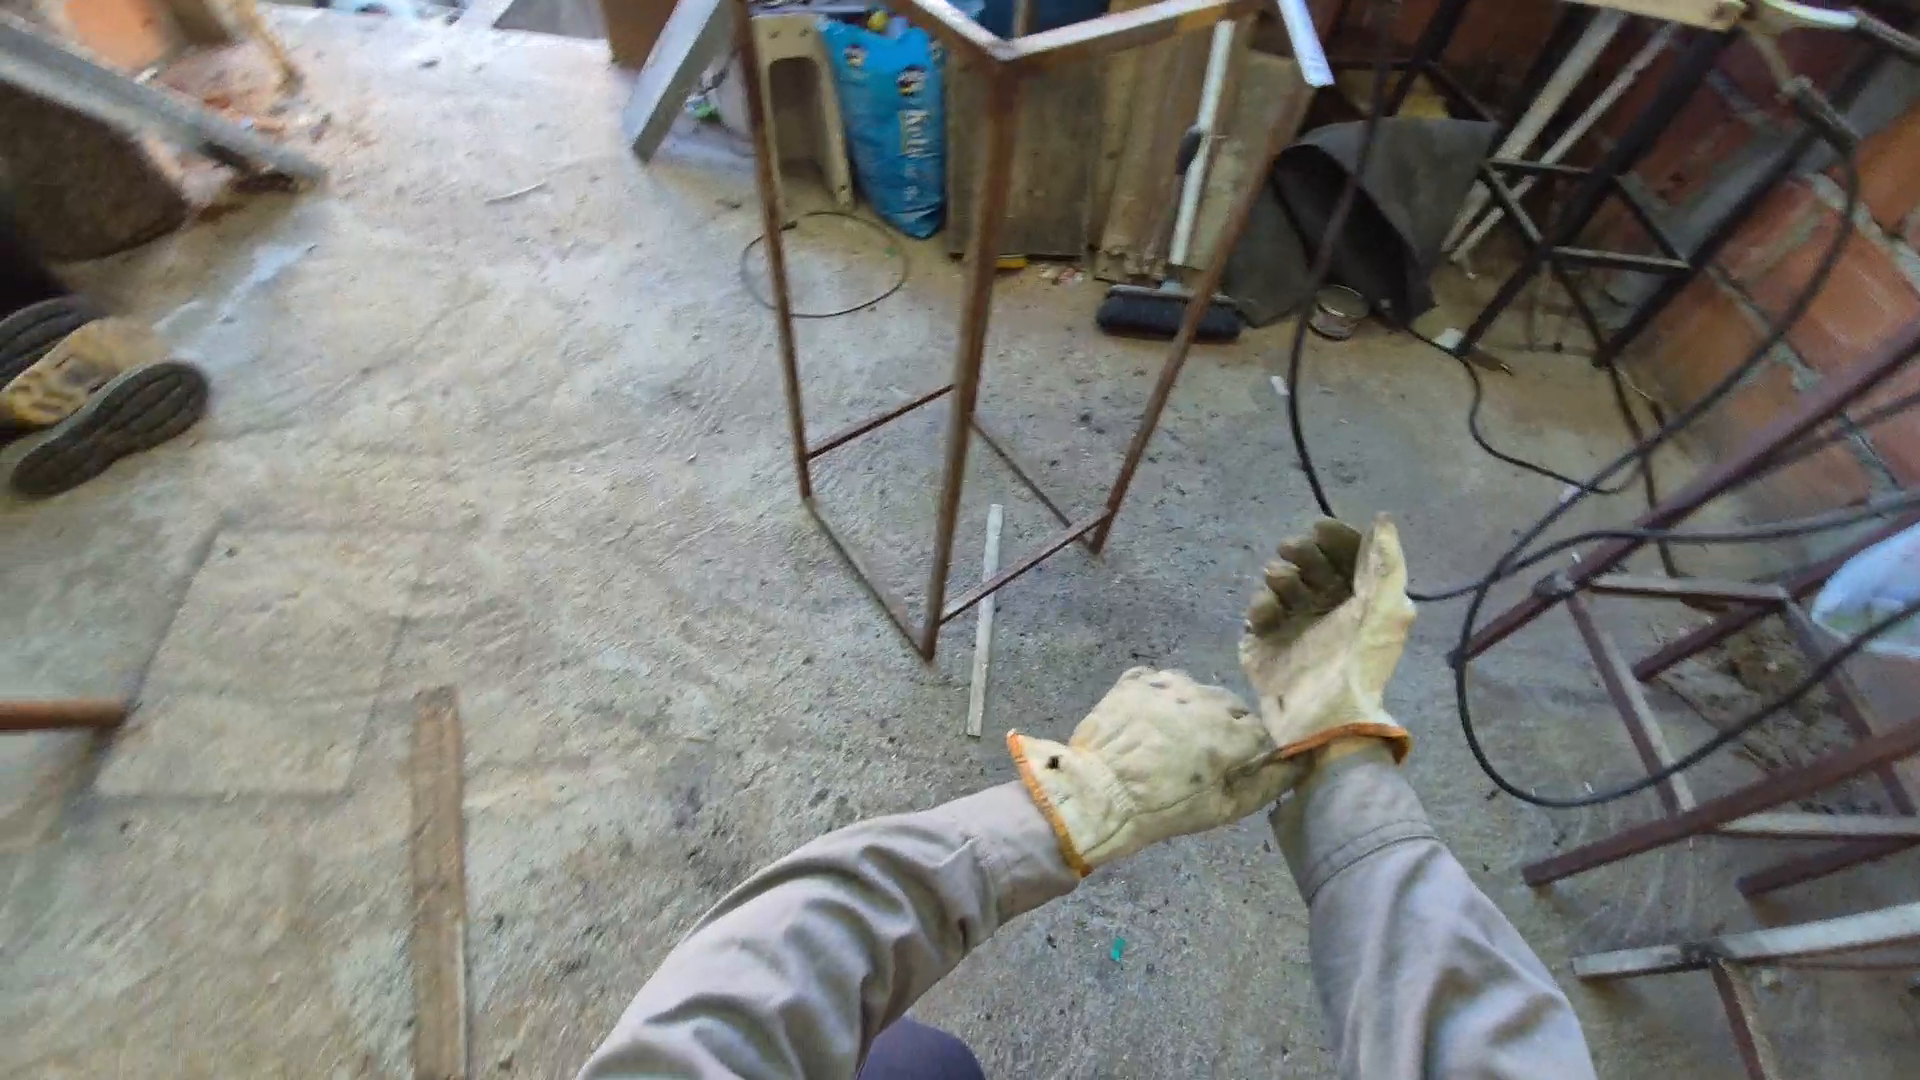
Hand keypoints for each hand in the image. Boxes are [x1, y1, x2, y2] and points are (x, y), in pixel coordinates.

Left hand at [1009, 668, 1302, 875]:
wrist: (1099, 791)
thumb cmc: (1163, 807)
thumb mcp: (1223, 808)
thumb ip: (1267, 783)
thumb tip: (1298, 764)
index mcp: (1229, 732)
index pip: (1258, 733)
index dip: (1248, 753)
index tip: (1232, 769)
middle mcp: (1202, 698)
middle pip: (1229, 707)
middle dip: (1223, 729)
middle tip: (1199, 758)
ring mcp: (1166, 683)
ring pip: (1196, 691)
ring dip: (1192, 710)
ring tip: (1170, 740)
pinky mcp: (1135, 679)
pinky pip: (1160, 682)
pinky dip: (1160, 698)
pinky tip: (1148, 722)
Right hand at [1238, 515, 1414, 762]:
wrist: (1322, 716)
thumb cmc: (1361, 663)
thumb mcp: (1388, 611)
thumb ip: (1388, 564)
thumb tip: (1382, 518)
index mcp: (1358, 599)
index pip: (1346, 557)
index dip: (1334, 537)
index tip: (1319, 527)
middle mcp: (1325, 607)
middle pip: (1309, 563)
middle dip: (1301, 550)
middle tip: (1292, 550)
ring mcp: (1292, 623)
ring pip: (1279, 582)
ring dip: (1280, 575)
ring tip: (1281, 582)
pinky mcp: (1263, 640)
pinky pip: (1256, 610)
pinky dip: (1260, 606)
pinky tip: (1266, 617)